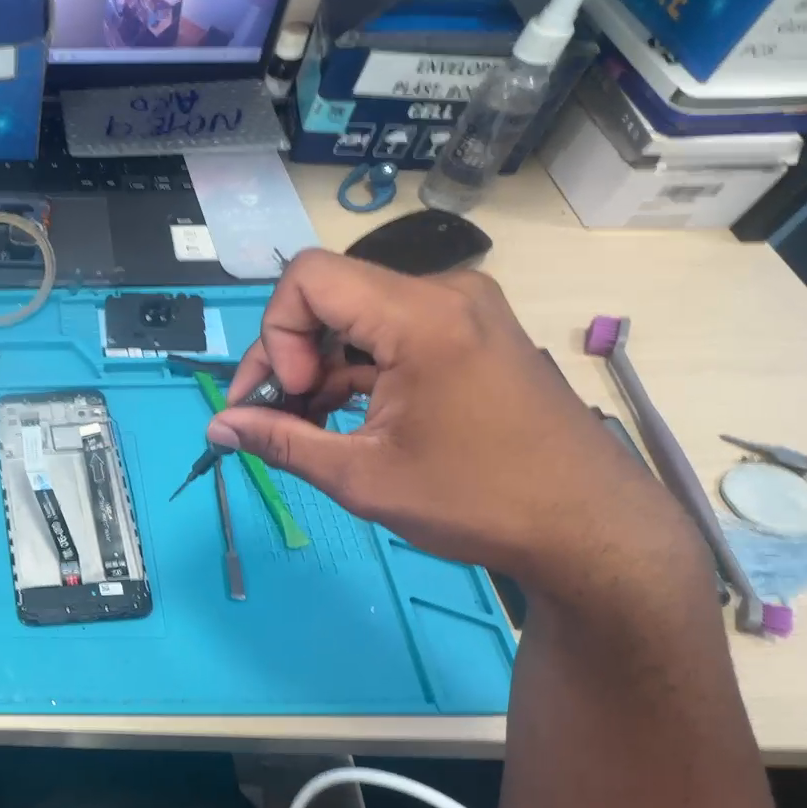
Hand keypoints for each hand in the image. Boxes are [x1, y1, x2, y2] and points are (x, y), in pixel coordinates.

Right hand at [206, 250, 701, 597]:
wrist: (590, 530)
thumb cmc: (476, 500)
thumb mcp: (360, 476)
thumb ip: (279, 441)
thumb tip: (216, 427)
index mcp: (421, 316)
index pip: (309, 278)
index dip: (277, 333)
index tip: (286, 395)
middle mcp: (444, 295)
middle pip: (329, 296)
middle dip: (288, 356)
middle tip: (274, 418)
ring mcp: (463, 314)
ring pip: (355, 319)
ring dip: (317, 370)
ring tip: (306, 429)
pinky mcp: (470, 337)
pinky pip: (389, 335)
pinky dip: (353, 374)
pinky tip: (341, 422)